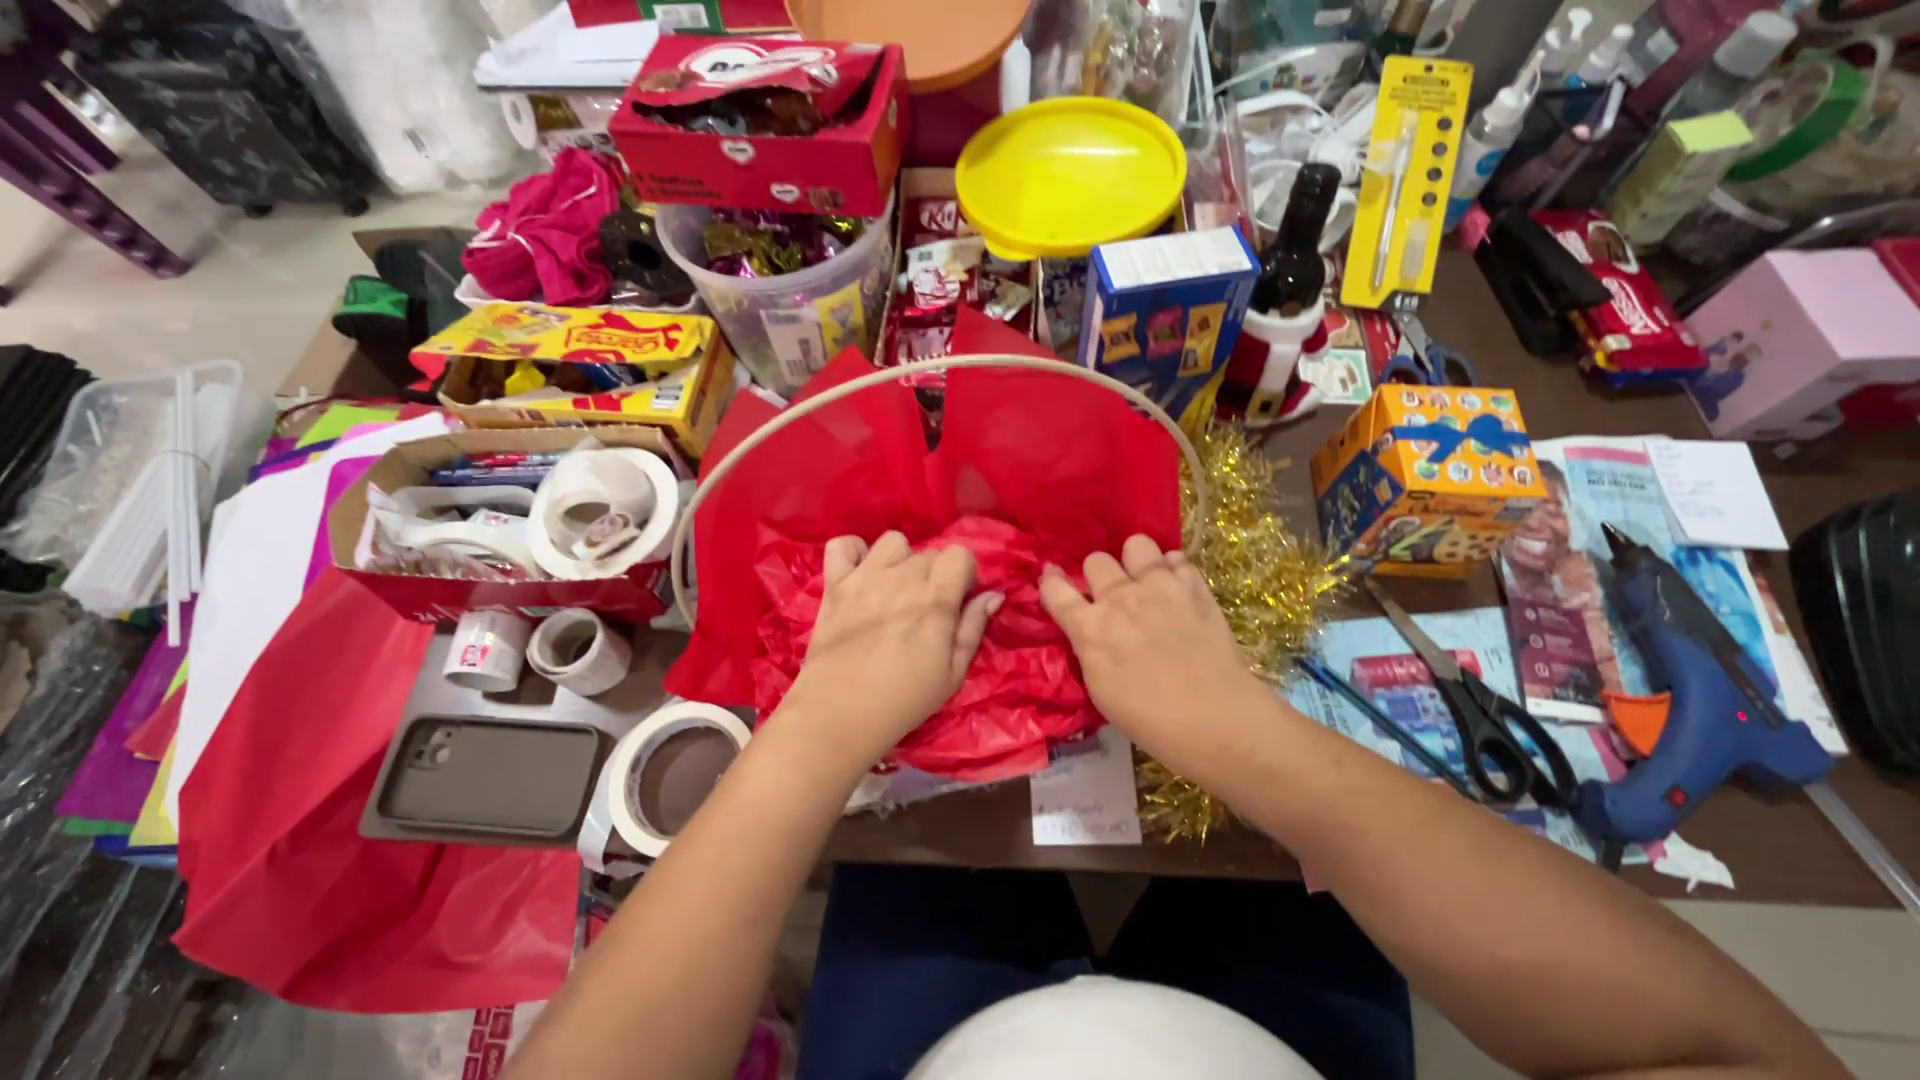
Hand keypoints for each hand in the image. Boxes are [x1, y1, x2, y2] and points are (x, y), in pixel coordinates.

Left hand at [780, 531, 1001, 769]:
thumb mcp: (952, 674)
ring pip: (892, 542)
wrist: (838, 714)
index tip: (958, 601)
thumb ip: (973, 628)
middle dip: (934, 575)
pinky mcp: (834, 585)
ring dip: (899, 561)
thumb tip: (993, 595)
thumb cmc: (903, 701)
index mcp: (935, 599)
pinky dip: (853, 554)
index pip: (960, 555)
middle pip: (928, 553)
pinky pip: (842, 545)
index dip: (964, 575)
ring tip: (894, 590)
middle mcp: (901, 578)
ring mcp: (864, 578)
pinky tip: (860, 576)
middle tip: (925, 609)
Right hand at [1039, 535, 1271, 766]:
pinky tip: (1177, 588)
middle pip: (1096, 560)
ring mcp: (1159, 586)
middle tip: (1112, 594)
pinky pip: (1176, 557)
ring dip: (1136, 561)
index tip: (1054, 580)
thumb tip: (1088, 631)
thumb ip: (1089, 649)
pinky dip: (1173, 570)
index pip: (1054, 589)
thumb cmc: (1149, 718)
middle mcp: (1119, 598)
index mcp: (1090, 629)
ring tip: (1145, 580)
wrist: (1212, 716)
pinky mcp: (1193, 585)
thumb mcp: (1099, 689)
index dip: (1051, 581)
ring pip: (1136, 544)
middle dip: (1099, 575)